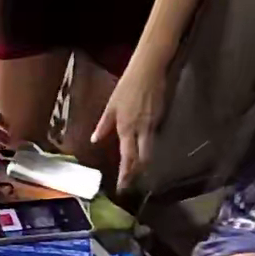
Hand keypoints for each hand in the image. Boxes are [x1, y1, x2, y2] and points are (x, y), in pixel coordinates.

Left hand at [92, 62, 169, 192]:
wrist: (150, 68)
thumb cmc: (127, 86)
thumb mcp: (111, 106)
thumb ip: (103, 125)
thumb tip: (94, 140)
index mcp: (127, 128)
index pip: (127, 157)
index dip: (125, 173)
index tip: (122, 186)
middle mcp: (142, 130)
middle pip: (142, 159)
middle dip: (137, 173)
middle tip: (130, 184)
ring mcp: (153, 125)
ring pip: (149, 151)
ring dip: (142, 163)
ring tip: (135, 173)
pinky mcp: (160, 118)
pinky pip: (153, 138)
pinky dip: (147, 148)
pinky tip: (142, 152)